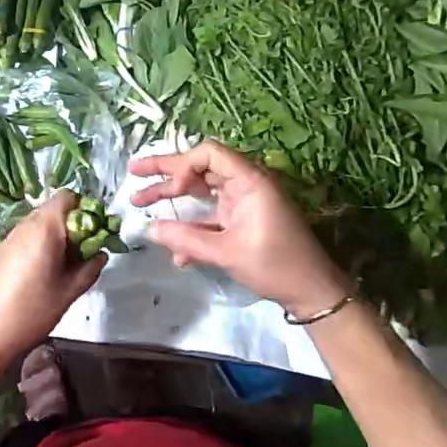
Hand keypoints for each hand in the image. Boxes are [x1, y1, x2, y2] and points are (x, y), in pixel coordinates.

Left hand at [0, 192, 106, 374]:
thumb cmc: (31, 311)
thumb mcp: (70, 291)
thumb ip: (90, 268)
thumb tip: (100, 253)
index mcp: (44, 228)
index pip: (67, 196)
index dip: (85, 209)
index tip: (95, 233)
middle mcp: (25, 225)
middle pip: (54, 210)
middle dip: (72, 226)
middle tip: (84, 253)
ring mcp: (9, 238)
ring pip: (39, 225)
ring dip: (55, 237)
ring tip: (64, 267)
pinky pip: (26, 238)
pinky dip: (39, 246)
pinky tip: (42, 275)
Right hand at [130, 141, 352, 316]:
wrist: (313, 293)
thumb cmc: (277, 265)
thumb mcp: (227, 253)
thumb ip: (185, 239)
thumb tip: (148, 229)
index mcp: (250, 181)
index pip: (209, 154)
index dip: (184, 165)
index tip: (172, 188)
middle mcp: (244, 185)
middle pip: (199, 167)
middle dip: (165, 171)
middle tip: (134, 171)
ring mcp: (241, 203)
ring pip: (200, 190)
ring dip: (171, 197)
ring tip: (139, 202)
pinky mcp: (239, 221)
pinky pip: (208, 215)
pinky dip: (189, 226)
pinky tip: (173, 249)